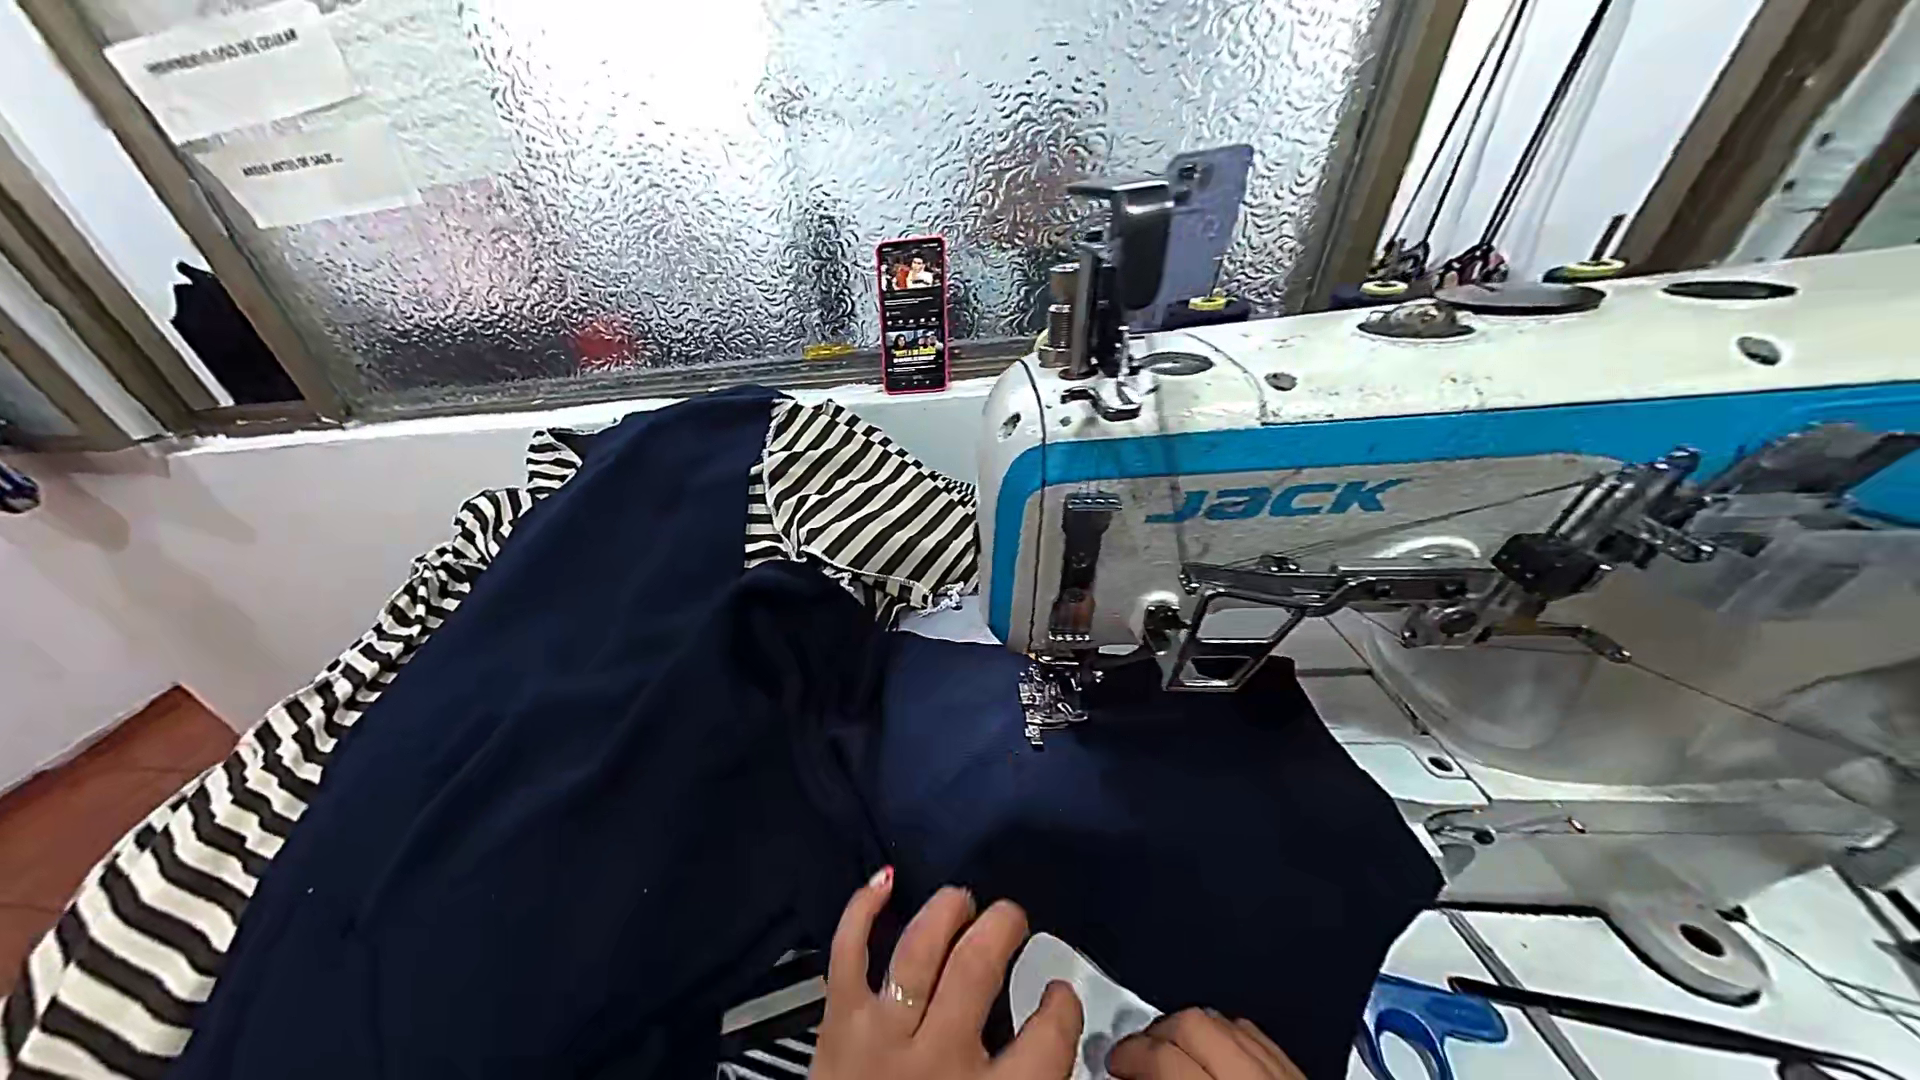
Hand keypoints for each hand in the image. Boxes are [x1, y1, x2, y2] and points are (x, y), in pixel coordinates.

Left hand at [812, 867, 1083, 1079]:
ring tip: (963, 900)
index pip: (1047, 1041)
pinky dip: (862, 908)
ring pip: (920, 947)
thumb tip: (1053, 1036)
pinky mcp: (838, 1024)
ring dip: (947, 909)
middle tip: (1011, 917)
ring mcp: (882, 1036)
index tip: (1059, 991)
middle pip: (978, 966)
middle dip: (1003, 925)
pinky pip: (848, 952)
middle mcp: (938, 1060)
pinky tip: (885, 878)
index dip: (1063, 1008)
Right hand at [1108, 1009, 1303, 1079]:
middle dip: (1156, 1033)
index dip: (1129, 1057)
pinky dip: (1228, 1035)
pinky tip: (1214, 1052)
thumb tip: (1132, 1076)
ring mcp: (1285, 1076)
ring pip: (1226, 1022)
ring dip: (1189, 1028)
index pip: (1165, 1061)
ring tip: (1169, 1049)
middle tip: (1136, 1055)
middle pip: (1194, 1026)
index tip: (1114, 1065)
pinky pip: (1256, 1036)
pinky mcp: (1301, 1076)